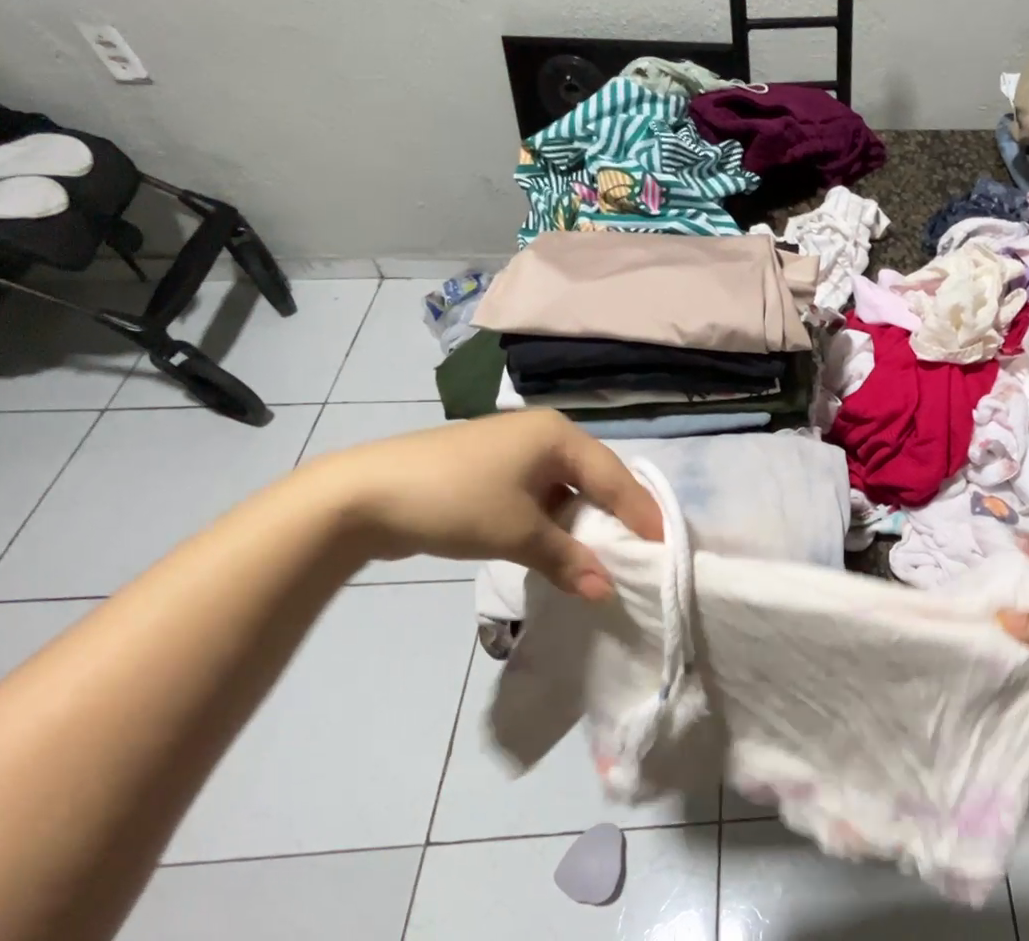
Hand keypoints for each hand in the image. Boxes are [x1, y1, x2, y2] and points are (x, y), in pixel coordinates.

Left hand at [303, 410, 661, 599]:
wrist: (362, 496)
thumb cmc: (455, 502)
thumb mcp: (518, 533)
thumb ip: (568, 560)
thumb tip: (606, 593)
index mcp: (558, 435)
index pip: (615, 478)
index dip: (641, 514)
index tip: (667, 547)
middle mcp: (543, 435)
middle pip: (594, 479)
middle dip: (615, 518)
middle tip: (641, 552)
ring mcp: (514, 452)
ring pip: (566, 489)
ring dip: (581, 524)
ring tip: (603, 557)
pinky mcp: (491, 472)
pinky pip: (539, 496)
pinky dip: (553, 522)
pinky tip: (558, 548)